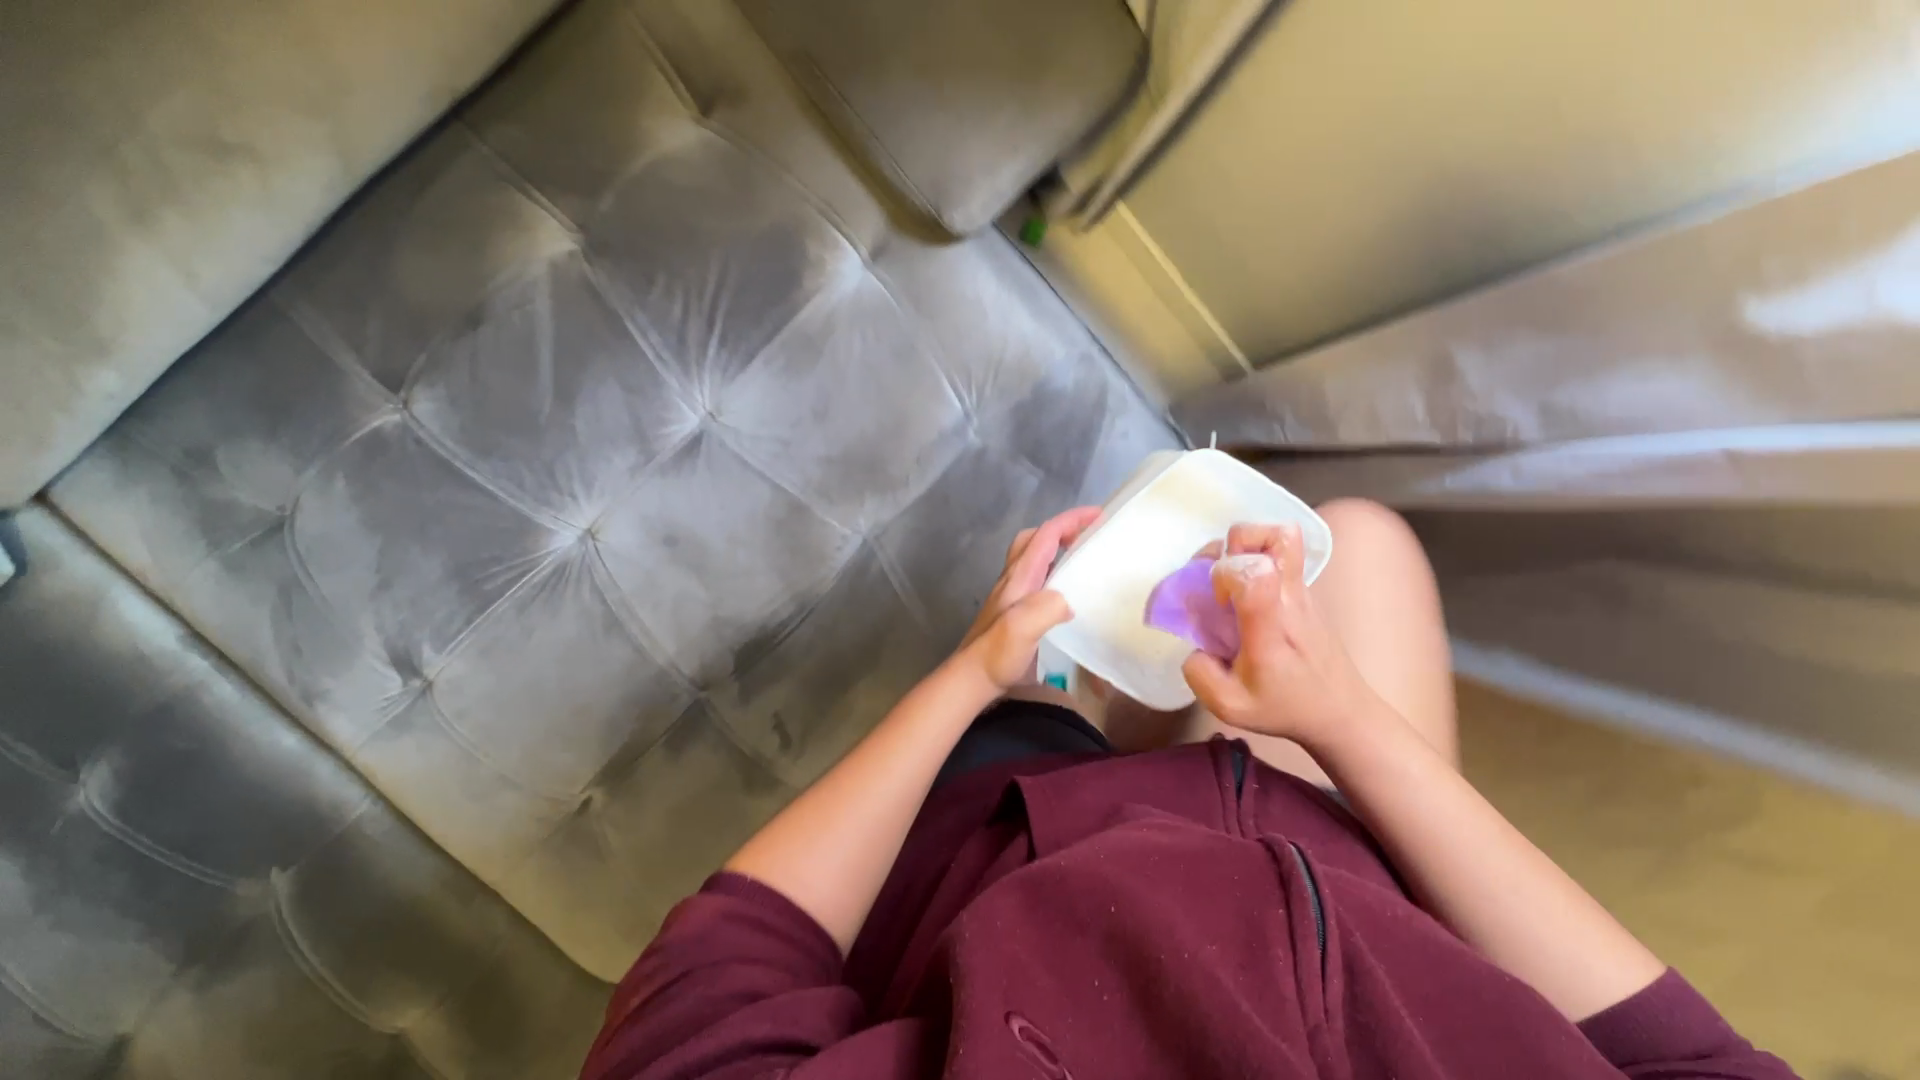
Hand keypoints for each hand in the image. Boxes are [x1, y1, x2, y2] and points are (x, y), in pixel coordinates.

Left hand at [958, 506, 1100, 688]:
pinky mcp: (1013, 611)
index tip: (1099, 516)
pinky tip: (1068, 594)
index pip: (1045, 535)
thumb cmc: (996, 655)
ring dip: (1057, 550)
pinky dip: (1054, 574)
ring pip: (1033, 559)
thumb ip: (1044, 608)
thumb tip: (1067, 599)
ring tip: (1085, 561)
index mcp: (1019, 577)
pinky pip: (1036, 580)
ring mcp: (1011, 595)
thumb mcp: (1022, 629)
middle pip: (1034, 540)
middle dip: (1061, 530)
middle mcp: (1013, 580)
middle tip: (1088, 536)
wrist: (972, 680)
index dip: (1071, 520)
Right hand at [1181, 523, 1379, 746]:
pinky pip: (1277, 556)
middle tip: (1220, 583)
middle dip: (1234, 546)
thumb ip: (1199, 673)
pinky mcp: (1302, 590)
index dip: (1225, 574)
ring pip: (1276, 538)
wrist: (1340, 710)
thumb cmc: (1286, 707)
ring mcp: (1300, 589)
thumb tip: (1195, 644)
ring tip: (1229, 584)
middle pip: (1272, 536)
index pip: (1254, 571)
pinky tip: (1244, 599)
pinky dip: (1253, 562)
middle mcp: (1289, 596)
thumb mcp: (1229, 707)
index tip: (1218, 603)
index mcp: (1271, 625)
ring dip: (1243, 548)